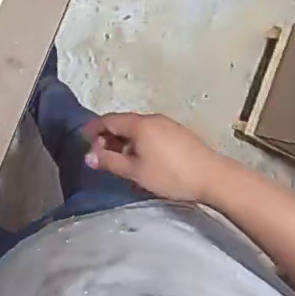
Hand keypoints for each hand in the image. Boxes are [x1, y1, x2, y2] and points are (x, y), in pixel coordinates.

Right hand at [83, 112, 236, 202]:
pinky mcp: (178, 133)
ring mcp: (167, 124)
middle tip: (98, 154)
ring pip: (138, 128)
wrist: (211, 176)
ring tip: (118, 159)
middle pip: (123, 122)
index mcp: (140, 125)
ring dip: (124, 140)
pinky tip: (140, 157)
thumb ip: (110, 162)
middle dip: (108, 135)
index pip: (109, 120)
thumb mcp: (135, 172)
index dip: (94, 128)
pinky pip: (150, 132)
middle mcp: (153, 119)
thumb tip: (88, 156)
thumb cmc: (170, 175)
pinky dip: (138, 141)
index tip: (83, 139)